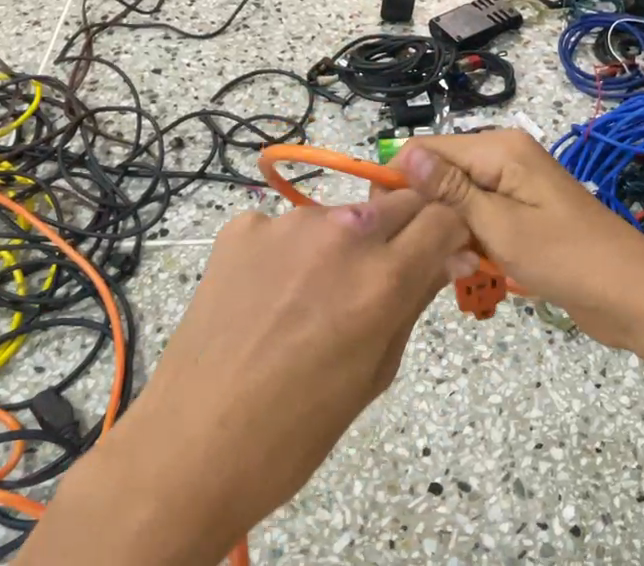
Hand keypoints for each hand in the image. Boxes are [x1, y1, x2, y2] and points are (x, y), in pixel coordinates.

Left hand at [18, 189, 473, 565]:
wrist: (194, 443)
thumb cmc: (298, 429)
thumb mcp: (376, 372)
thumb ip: (414, 303)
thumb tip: (447, 259)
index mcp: (384, 278)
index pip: (443, 217)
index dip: (448, 235)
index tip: (442, 255)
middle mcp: (342, 234)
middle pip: (400, 201)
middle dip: (405, 229)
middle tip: (383, 274)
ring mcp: (287, 224)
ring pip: (342, 214)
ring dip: (344, 241)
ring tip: (311, 297)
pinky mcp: (242, 227)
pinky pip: (286, 227)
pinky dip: (290, 251)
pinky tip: (269, 295)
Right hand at [397, 130, 643, 350]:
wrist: (632, 296)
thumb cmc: (567, 258)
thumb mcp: (500, 226)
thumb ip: (451, 191)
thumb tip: (404, 153)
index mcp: (501, 149)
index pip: (427, 149)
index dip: (400, 181)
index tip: (385, 224)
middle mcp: (506, 158)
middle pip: (442, 175)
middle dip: (429, 213)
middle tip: (430, 254)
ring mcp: (516, 187)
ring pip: (458, 203)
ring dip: (451, 234)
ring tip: (460, 268)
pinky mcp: (523, 214)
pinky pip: (480, 220)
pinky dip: (472, 243)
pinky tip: (474, 269)